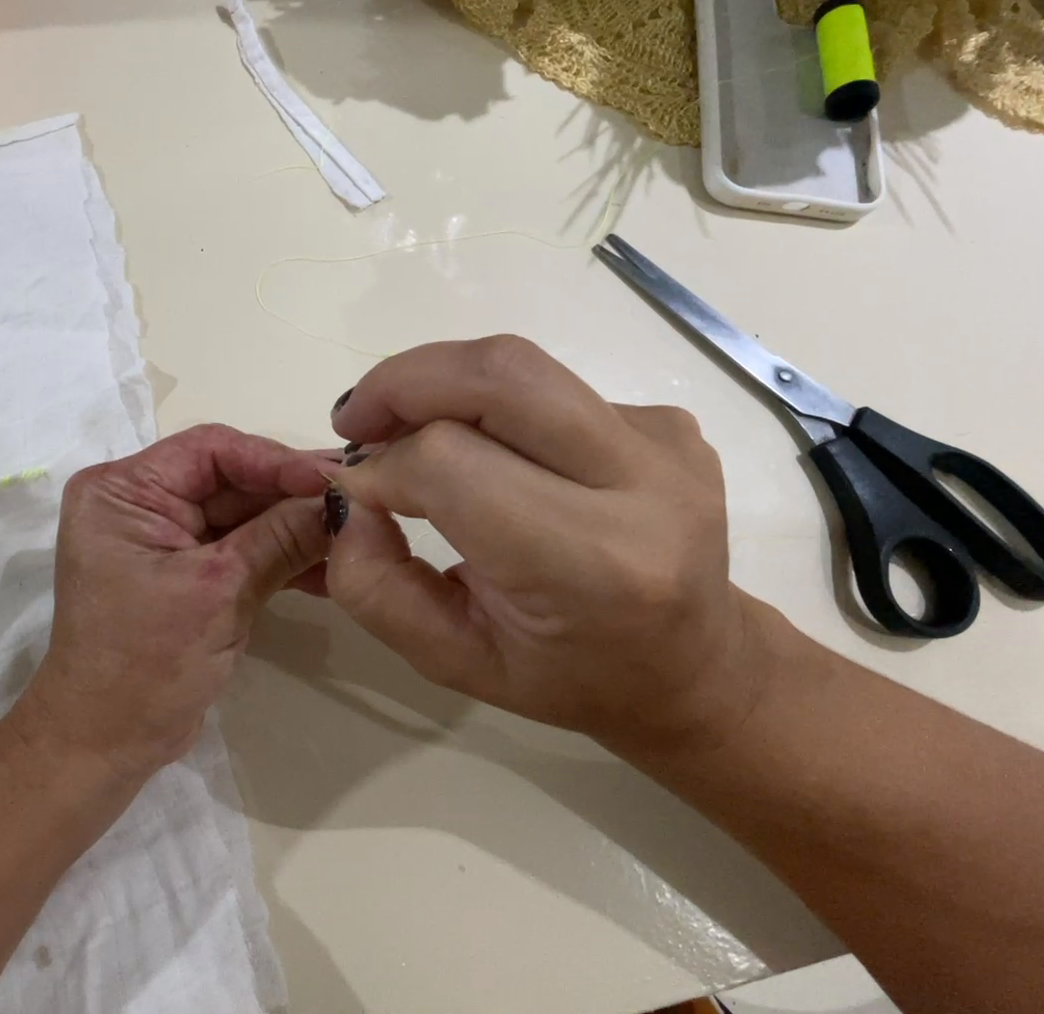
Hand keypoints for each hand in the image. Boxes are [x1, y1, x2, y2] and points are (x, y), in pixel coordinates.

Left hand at [12, 425, 333, 778]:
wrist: (106, 742)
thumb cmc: (146, 663)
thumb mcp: (219, 592)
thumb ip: (282, 538)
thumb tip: (345, 500)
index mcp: (123, 491)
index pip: (210, 450)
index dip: (276, 460)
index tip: (335, 478)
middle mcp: (138, 503)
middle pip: (229, 481)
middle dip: (292, 498)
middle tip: (359, 502)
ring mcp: (162, 539)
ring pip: (241, 517)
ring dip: (293, 530)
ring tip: (353, 538)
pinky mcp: (184, 573)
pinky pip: (238, 550)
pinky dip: (278, 559)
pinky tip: (328, 570)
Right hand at [325, 336, 762, 755]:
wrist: (693, 667)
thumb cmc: (567, 676)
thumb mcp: (452, 662)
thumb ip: (377, 588)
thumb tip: (349, 498)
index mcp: (591, 564)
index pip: (450, 464)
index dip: (381, 469)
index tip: (353, 494)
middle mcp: (642, 484)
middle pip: (497, 375)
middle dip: (402, 383)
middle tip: (354, 421)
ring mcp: (663, 441)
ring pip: (518, 367)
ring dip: (437, 383)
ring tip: (396, 428)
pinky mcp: (663, 420)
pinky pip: (545, 388)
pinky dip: (485, 406)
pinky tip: (481, 453)